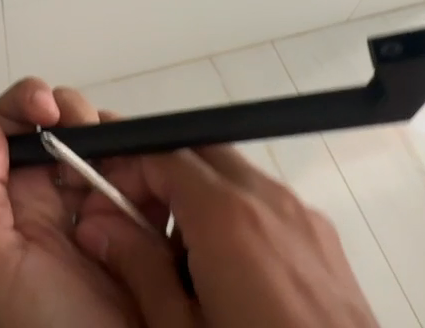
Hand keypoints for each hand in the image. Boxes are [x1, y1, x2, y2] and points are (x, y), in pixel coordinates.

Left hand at [0, 78, 165, 327]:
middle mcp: (63, 192)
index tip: (46, 108)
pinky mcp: (151, 221)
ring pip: (112, 141)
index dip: (28, 103)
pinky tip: (153, 172)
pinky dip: (156, 161)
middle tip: (84, 131)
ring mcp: (110, 204)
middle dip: (74, 111)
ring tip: (122, 159)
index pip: (16, 126)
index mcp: (20, 195)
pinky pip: (155, 174)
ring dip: (117, 135)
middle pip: (66, 122)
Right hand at [73, 146, 377, 327]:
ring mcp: (303, 216)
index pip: (160, 153)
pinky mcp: (326, 241)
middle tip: (135, 221)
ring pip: (233, 174)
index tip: (104, 201)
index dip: (124, 170)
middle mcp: (268, 199)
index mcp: (226, 215)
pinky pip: (267, 203)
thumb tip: (98, 226)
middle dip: (159, 173)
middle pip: (197, 151)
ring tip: (179, 257)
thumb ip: (138, 267)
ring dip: (197, 194)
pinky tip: (227, 273)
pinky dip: (235, 214)